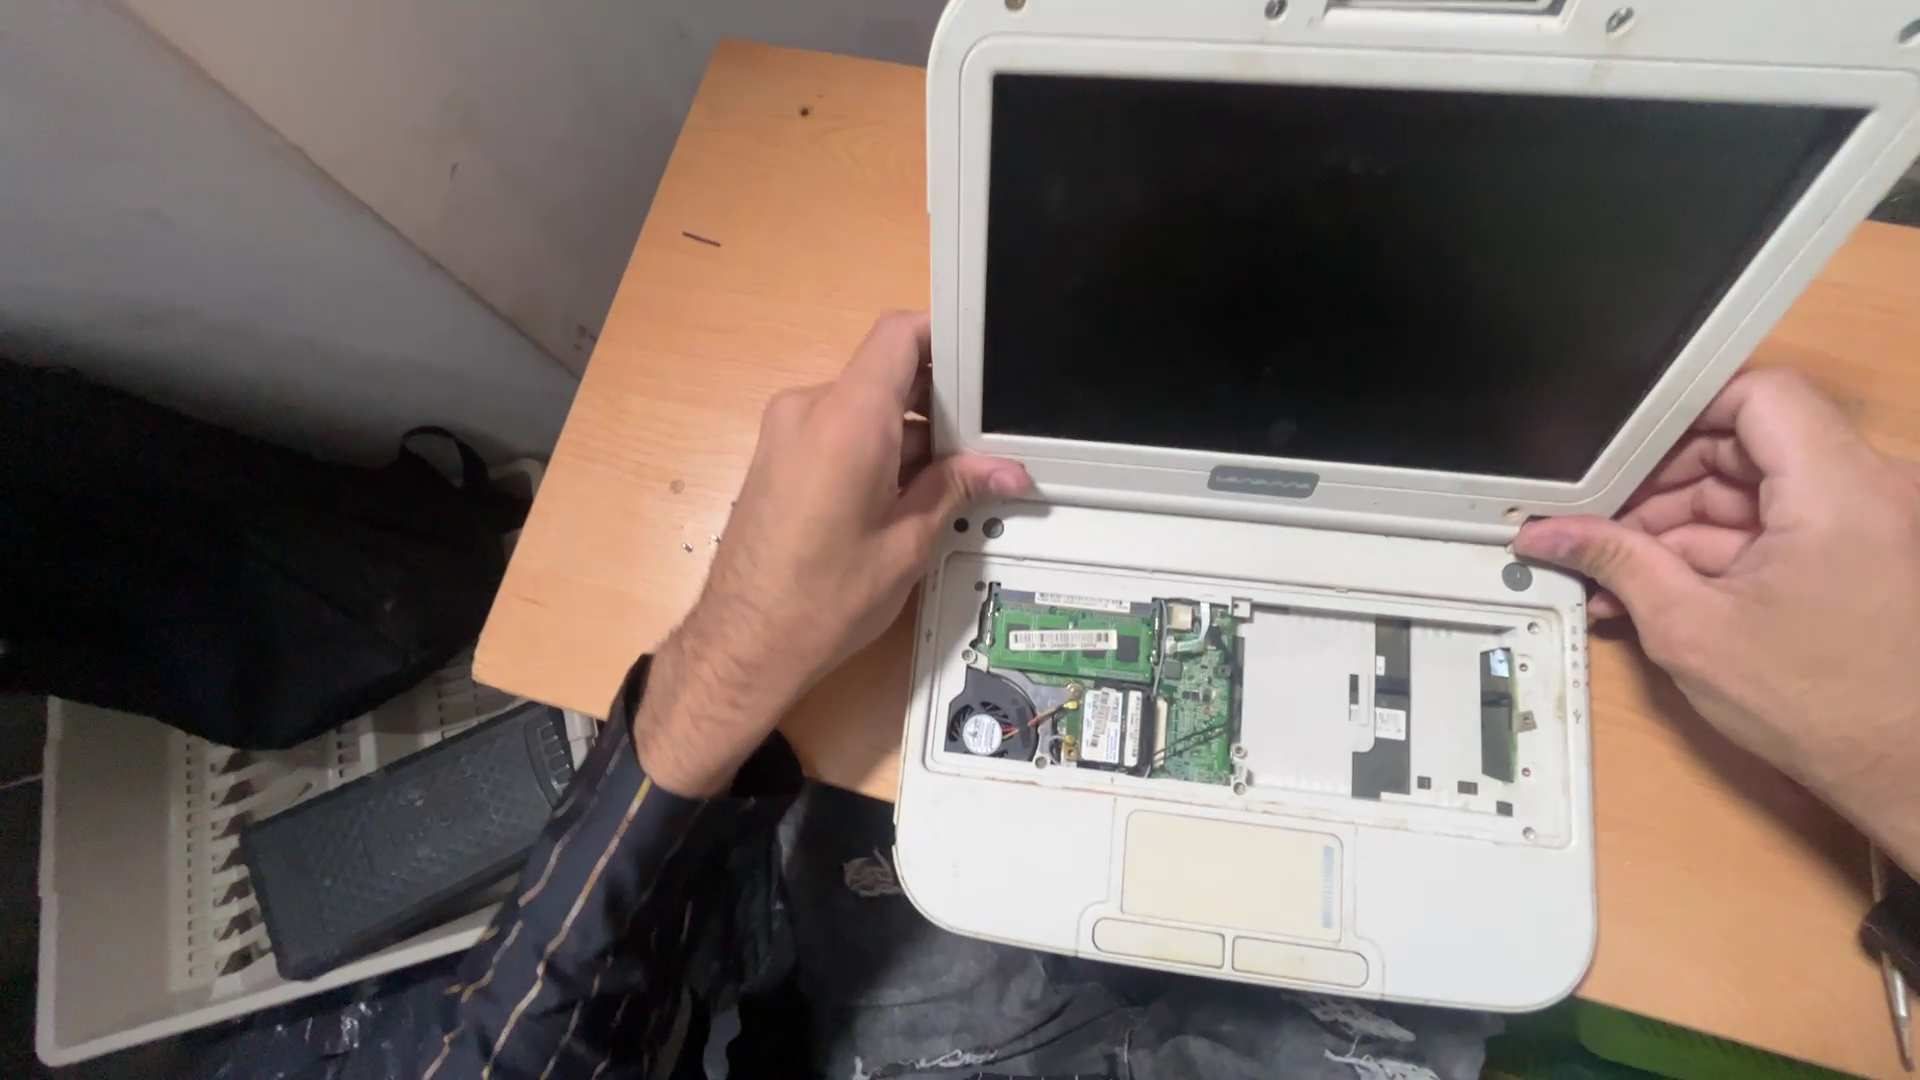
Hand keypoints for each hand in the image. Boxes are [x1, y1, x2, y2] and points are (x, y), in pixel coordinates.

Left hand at [633, 312, 1032, 795]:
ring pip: (863, 403)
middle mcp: (809, 409)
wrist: (744, 643)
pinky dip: (874, 447)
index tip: (982, 375)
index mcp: (848, 418)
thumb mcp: (907, 543)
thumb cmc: (826, 599)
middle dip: (937, 404)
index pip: (901, 334)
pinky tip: (900, 495)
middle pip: (886, 371)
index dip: (948, 340)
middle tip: (978, 449)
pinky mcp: (777, 453)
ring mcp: (785, 430)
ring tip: (943, 484)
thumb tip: (1010, 472)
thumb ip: (957, 488)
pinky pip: (837, 427)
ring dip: (906, 433)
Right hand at [1515, 369, 1919, 868]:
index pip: (1760, 396)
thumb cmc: (1820, 702)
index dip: (1681, 414)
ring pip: (1742, 495)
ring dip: (1668, 531)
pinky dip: (1704, 556)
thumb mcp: (1686, 624)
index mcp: (1842, 496)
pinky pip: (1764, 532)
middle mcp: (1869, 496)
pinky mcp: (1856, 557)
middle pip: (1738, 450)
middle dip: (1654, 490)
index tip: (1618, 454)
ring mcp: (1865, 527)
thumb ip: (1612, 561)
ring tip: (1610, 579)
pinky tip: (1648, 594)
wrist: (1913, 775)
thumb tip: (1544, 534)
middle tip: (1594, 532)